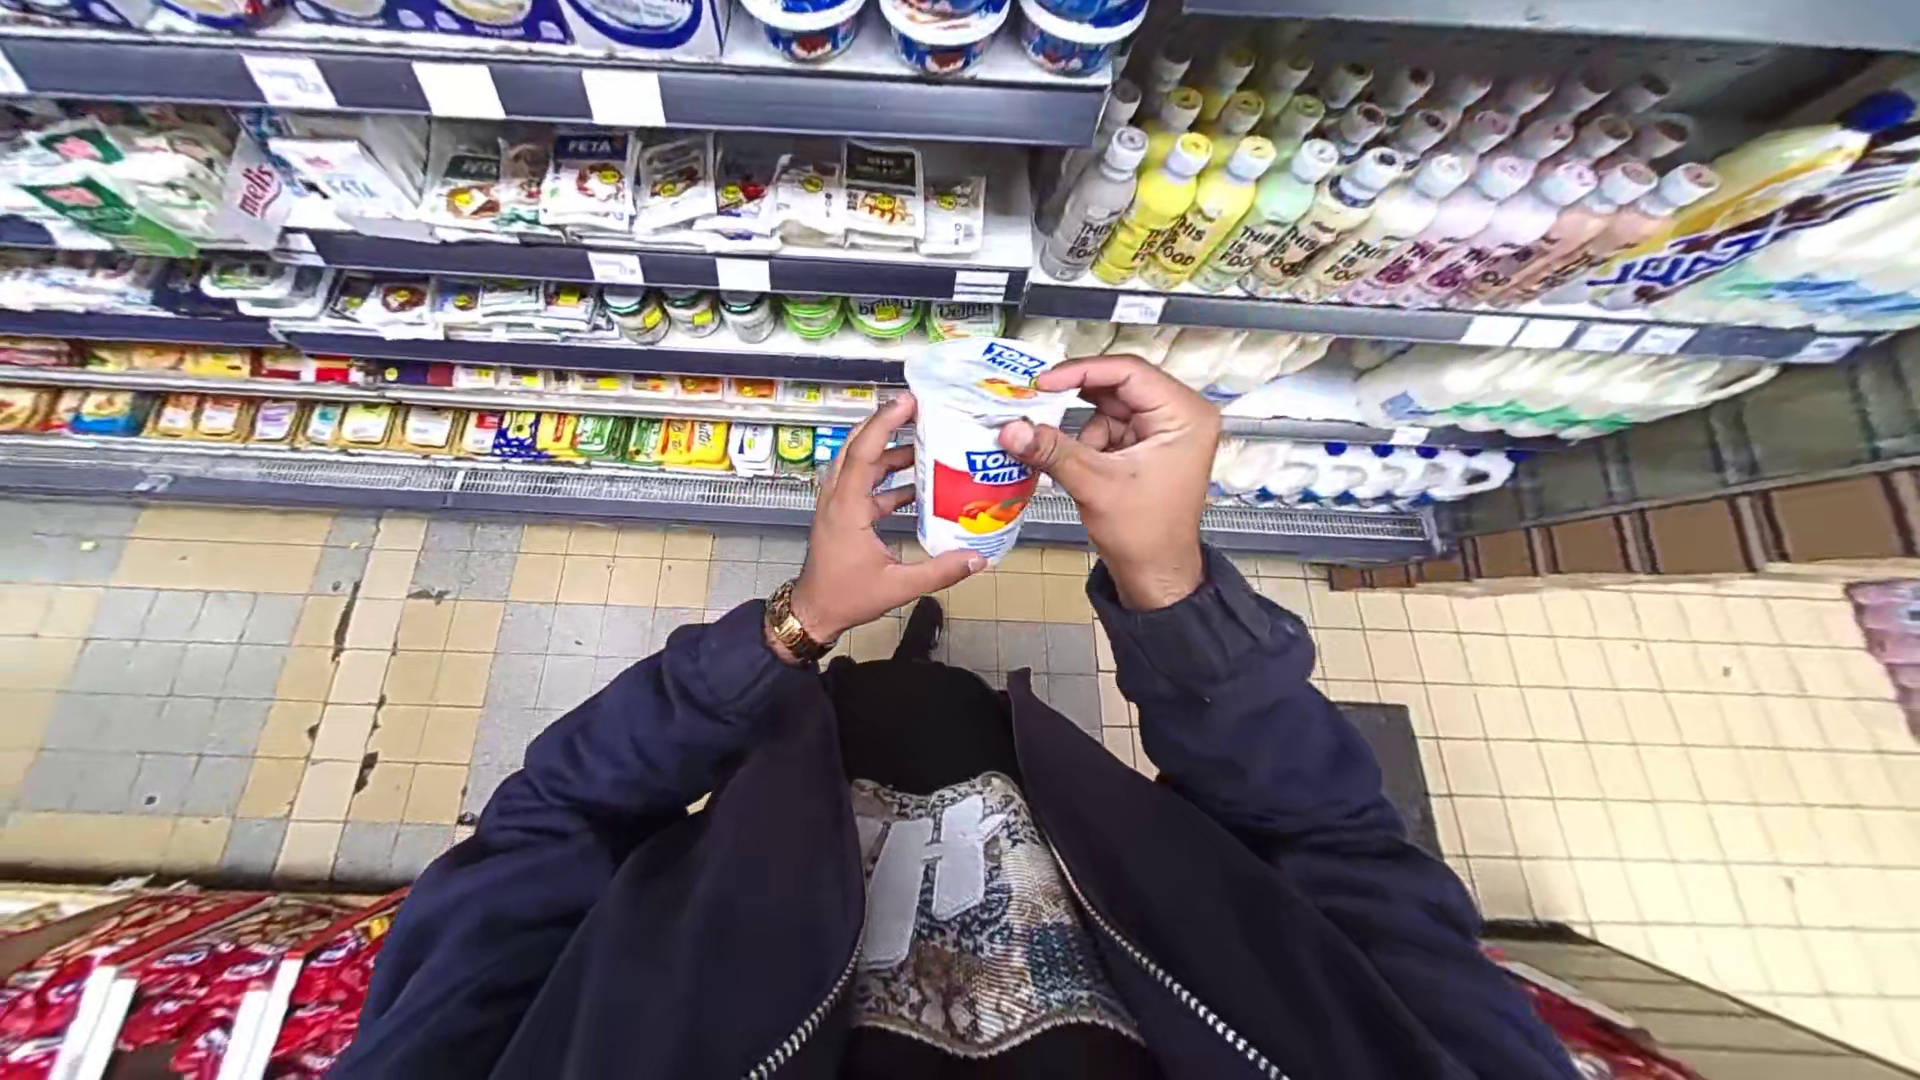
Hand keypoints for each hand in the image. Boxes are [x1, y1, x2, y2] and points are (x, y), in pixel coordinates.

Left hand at [778, 392, 984, 657]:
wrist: (813, 613)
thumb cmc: (845, 598)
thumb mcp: (897, 587)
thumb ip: (939, 571)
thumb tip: (977, 558)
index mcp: (847, 508)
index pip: (863, 451)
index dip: (885, 423)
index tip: (908, 402)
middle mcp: (837, 498)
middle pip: (858, 447)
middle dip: (886, 425)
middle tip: (918, 410)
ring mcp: (837, 505)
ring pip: (860, 464)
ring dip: (888, 451)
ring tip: (923, 444)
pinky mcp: (842, 516)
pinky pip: (864, 485)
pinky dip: (887, 479)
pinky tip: (915, 486)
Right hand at [997, 355, 1217, 610]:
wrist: (1154, 573)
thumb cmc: (1146, 534)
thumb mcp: (1094, 484)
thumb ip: (1052, 450)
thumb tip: (1013, 429)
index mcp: (1185, 415)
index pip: (1129, 372)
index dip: (1082, 371)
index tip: (1044, 382)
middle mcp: (1179, 416)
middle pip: (1117, 387)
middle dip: (1076, 401)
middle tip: (1037, 403)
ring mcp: (1161, 432)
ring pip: (1107, 409)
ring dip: (1081, 432)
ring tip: (1070, 460)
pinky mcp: (1145, 447)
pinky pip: (1106, 429)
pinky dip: (1085, 444)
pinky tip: (1079, 468)